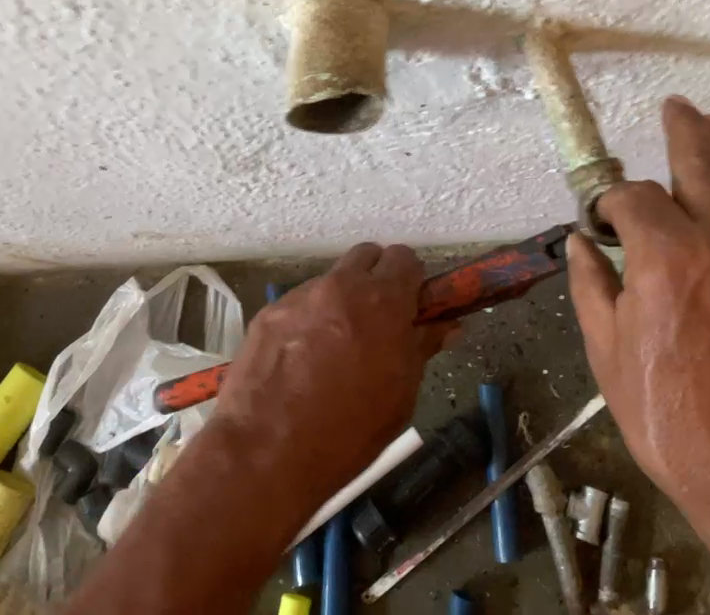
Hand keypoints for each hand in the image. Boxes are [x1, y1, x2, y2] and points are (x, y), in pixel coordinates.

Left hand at [207, 243, 455, 512]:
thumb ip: (420, 349)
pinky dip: (308, 322)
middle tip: (378, 320)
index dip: (411, 281)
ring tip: (334, 350)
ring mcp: (300, 297)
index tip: (411, 308)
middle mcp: (340, 286)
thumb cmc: (349, 432)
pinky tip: (301, 363)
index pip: (405, 259)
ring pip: (331, 281)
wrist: (266, 454)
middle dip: (376, 279)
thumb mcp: (401, 395)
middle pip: (366, 256)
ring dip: (341, 301)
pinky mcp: (268, 315)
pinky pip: (299, 305)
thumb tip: (444, 325)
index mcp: (382, 301)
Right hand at [570, 97, 709, 554]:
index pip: (633, 197)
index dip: (612, 200)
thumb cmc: (682, 426)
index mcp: (668, 256)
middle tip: (674, 107)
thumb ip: (592, 291)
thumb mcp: (612, 362)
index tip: (603, 217)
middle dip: (682, 128)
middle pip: (702, 159)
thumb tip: (579, 244)